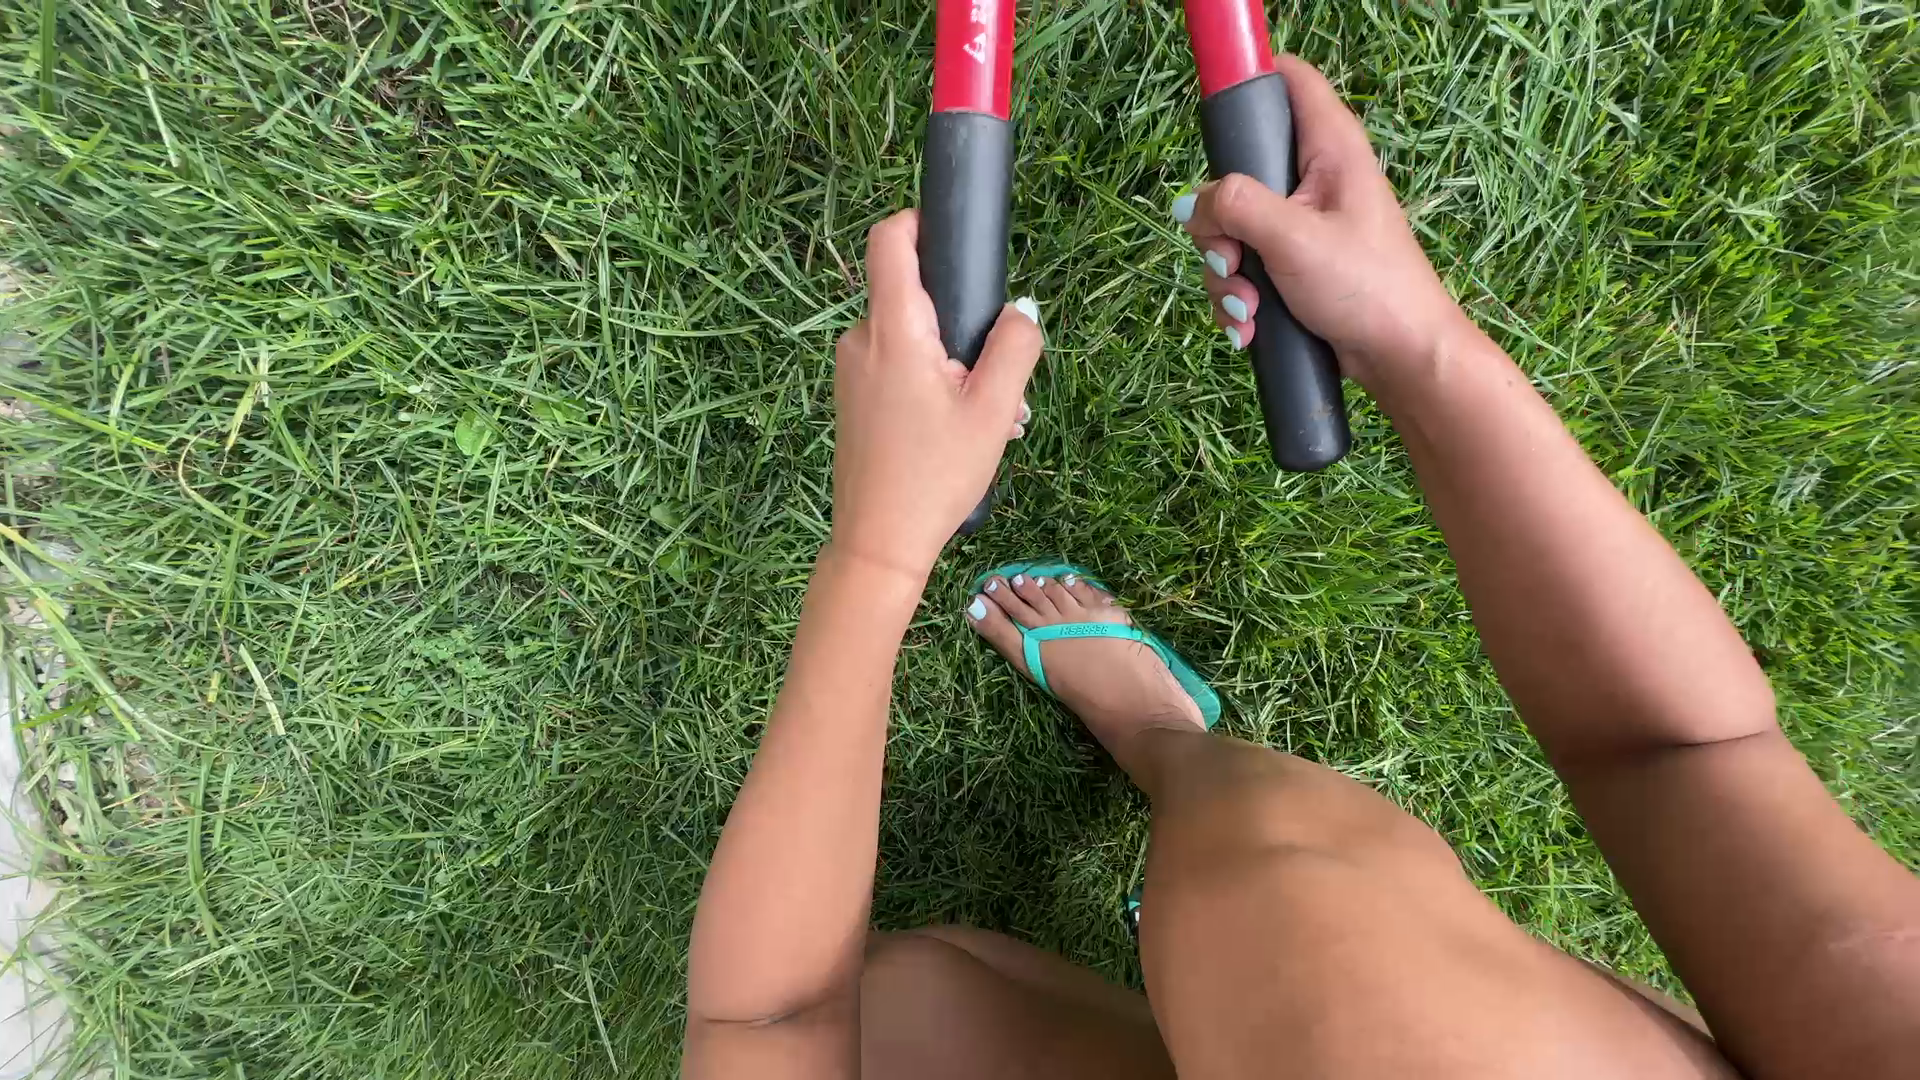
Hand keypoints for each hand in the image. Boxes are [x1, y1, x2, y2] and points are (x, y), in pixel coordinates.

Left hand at [829, 210, 1042, 576]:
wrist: (879, 542)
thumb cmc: (936, 475)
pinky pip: (894, 370)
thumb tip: (1022, 311)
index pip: (888, 240)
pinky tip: (957, 432)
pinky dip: (929, 385)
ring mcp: (850, 373)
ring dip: (952, 364)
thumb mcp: (992, 410)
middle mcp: (861, 341)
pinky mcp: (851, 401)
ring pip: (908, 340)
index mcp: (892, 330)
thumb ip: (1014, 347)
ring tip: (987, 417)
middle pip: (912, 297)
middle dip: (960, 325)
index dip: (919, 224)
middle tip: (998, 380)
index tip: (953, 243)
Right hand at [1176, 54, 1470, 391]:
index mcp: (1327, 149)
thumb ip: (1237, 208)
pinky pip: (1241, 273)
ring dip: (1226, 279)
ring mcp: (1296, 227)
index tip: (1214, 123)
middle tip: (1231, 262)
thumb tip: (1190, 204)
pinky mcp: (1287, 267)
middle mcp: (1309, 181)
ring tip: (1249, 311)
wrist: (1394, 353)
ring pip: (1231, 235)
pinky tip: (1249, 326)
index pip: (1287, 82)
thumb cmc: (1363, 286)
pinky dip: (1236, 302)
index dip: (1249, 85)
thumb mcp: (1293, 240)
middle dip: (1218, 230)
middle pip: (1235, 177)